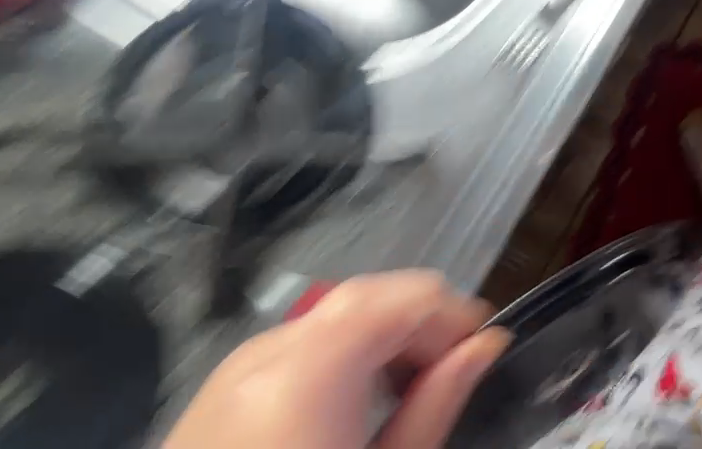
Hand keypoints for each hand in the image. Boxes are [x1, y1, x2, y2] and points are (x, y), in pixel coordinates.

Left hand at [164, 271, 510, 448]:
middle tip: (447, 378)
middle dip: (421, 323)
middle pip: (372, 295)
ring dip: (382, 336)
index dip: (458, 317)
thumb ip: (436, 404)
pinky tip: (349, 406)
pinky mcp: (216, 391)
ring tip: (402, 395)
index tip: (479, 357)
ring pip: (336, 314)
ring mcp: (236, 367)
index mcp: (313, 367)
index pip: (411, 295)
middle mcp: (271, 348)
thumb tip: (485, 345)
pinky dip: (340, 354)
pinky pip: (299, 344)